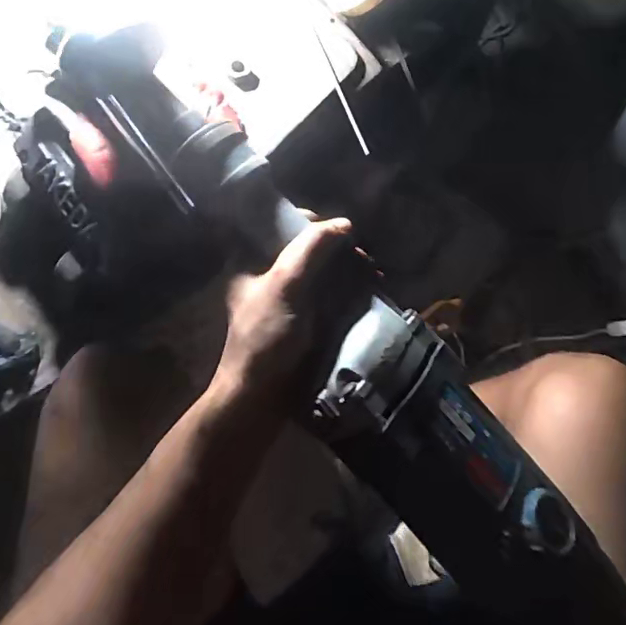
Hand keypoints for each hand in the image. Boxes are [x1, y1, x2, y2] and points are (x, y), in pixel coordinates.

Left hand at [215, 218, 354, 407]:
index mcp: (251, 260)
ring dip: (349, 269)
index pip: (285, 224)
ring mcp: (286, 299)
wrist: (257, 401)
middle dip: (340, 249)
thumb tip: (344, 223)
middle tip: (364, 258)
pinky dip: (349, 290)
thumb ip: (312, 249)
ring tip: (374, 275)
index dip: (315, 223)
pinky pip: (329, 294)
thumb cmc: (265, 339)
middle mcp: (267, 274)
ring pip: (323, 271)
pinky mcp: (302, 320)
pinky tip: (369, 291)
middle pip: (308, 247)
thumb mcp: (286, 285)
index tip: (343, 233)